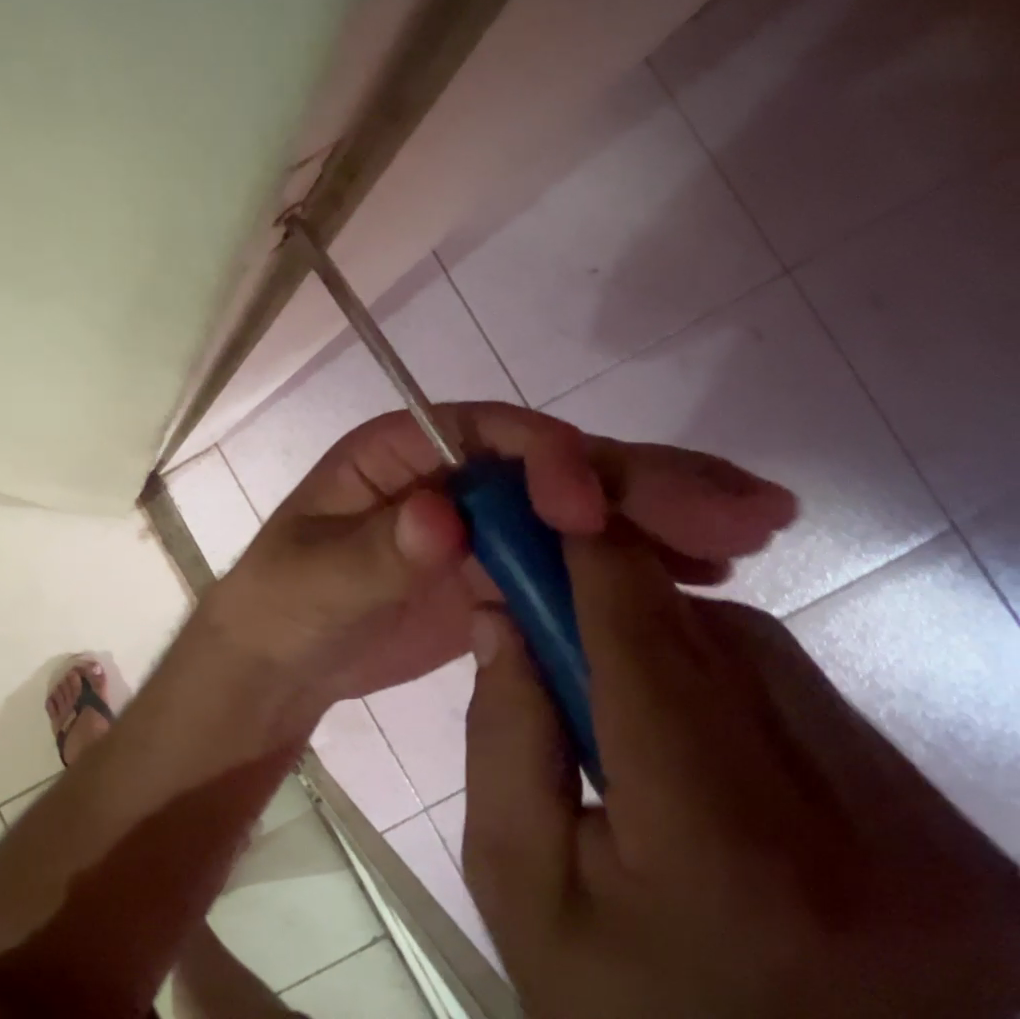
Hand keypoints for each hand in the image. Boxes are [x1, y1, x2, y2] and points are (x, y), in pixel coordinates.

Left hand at [196, 402, 796, 705]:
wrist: (280, 660)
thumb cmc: (281, 605)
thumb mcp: (314, 580)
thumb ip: (377, 551)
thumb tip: (443, 513)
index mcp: (399, 451)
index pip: (489, 436)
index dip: (549, 460)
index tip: (589, 511)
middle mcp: (451, 473)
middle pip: (555, 463)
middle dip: (644, 481)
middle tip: (750, 512)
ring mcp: (482, 523)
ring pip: (580, 508)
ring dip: (664, 515)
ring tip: (757, 533)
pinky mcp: (498, 572)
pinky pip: (573, 562)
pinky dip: (634, 567)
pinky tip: (704, 580)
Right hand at [464, 527, 1019, 1018]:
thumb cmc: (614, 1004)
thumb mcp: (517, 880)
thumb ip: (503, 740)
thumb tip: (503, 615)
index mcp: (720, 848)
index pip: (650, 650)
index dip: (593, 560)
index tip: (540, 503)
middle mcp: (860, 828)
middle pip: (724, 642)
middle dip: (625, 607)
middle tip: (551, 627)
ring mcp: (938, 842)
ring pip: (781, 668)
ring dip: (683, 651)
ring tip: (623, 714)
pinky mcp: (968, 852)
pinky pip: (826, 717)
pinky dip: (742, 700)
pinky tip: (700, 759)